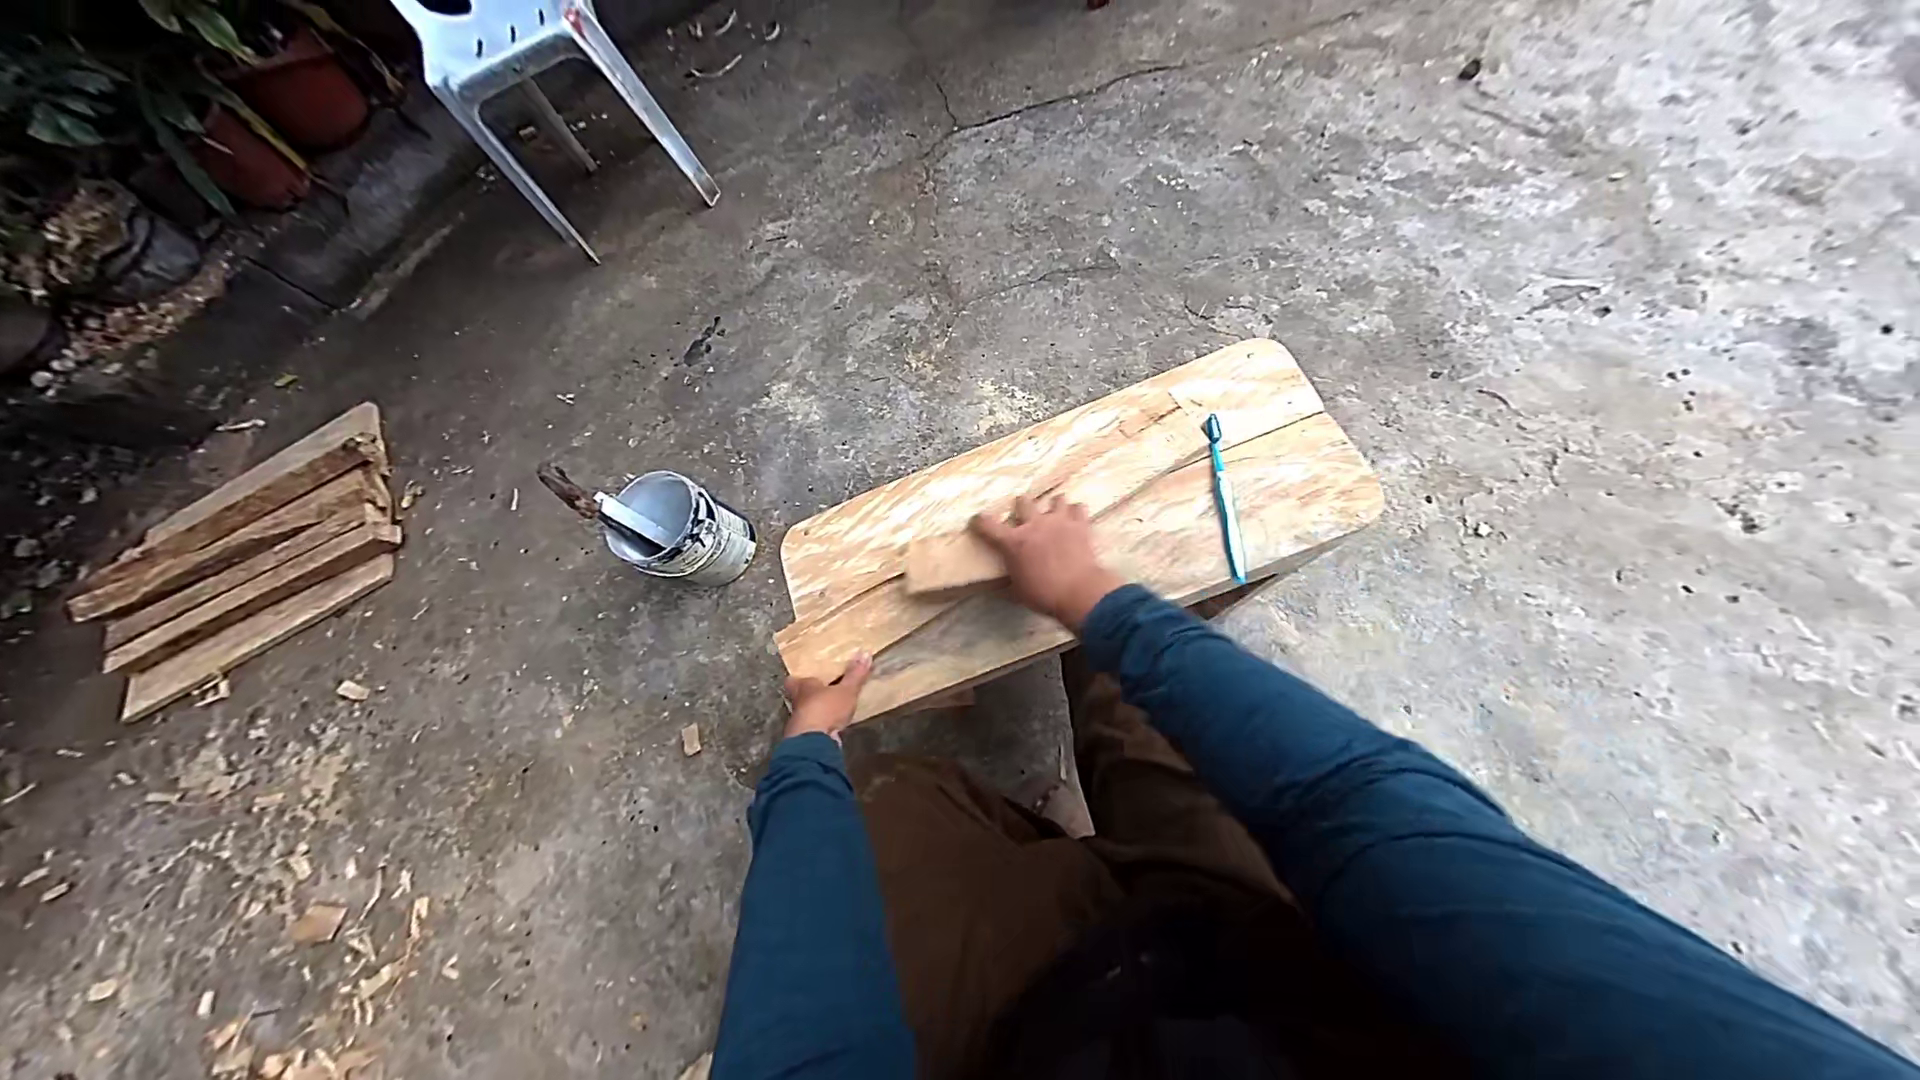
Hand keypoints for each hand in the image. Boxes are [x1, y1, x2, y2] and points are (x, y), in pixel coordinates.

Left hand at [782, 653, 872, 742]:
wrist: (813, 743)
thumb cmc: (826, 708)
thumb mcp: (846, 690)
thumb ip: (855, 674)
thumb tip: (865, 652)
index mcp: (803, 687)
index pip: (794, 680)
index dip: (799, 679)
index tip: (807, 676)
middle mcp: (797, 703)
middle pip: (800, 696)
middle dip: (811, 695)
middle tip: (824, 690)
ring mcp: (800, 722)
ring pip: (807, 712)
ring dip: (817, 711)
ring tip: (832, 708)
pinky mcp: (806, 739)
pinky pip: (814, 728)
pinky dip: (822, 726)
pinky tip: (832, 726)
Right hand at [970, 495, 1126, 631]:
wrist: (1079, 592)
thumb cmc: (1044, 595)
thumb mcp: (1018, 591)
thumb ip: (1009, 580)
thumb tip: (998, 584)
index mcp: (1013, 542)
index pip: (988, 525)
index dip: (980, 521)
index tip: (978, 520)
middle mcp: (1034, 525)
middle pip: (1023, 501)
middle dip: (1022, 505)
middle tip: (1024, 514)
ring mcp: (1058, 521)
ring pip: (1056, 499)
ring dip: (1054, 505)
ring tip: (1055, 513)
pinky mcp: (1080, 524)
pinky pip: (1079, 508)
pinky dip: (1076, 512)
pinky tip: (1076, 518)